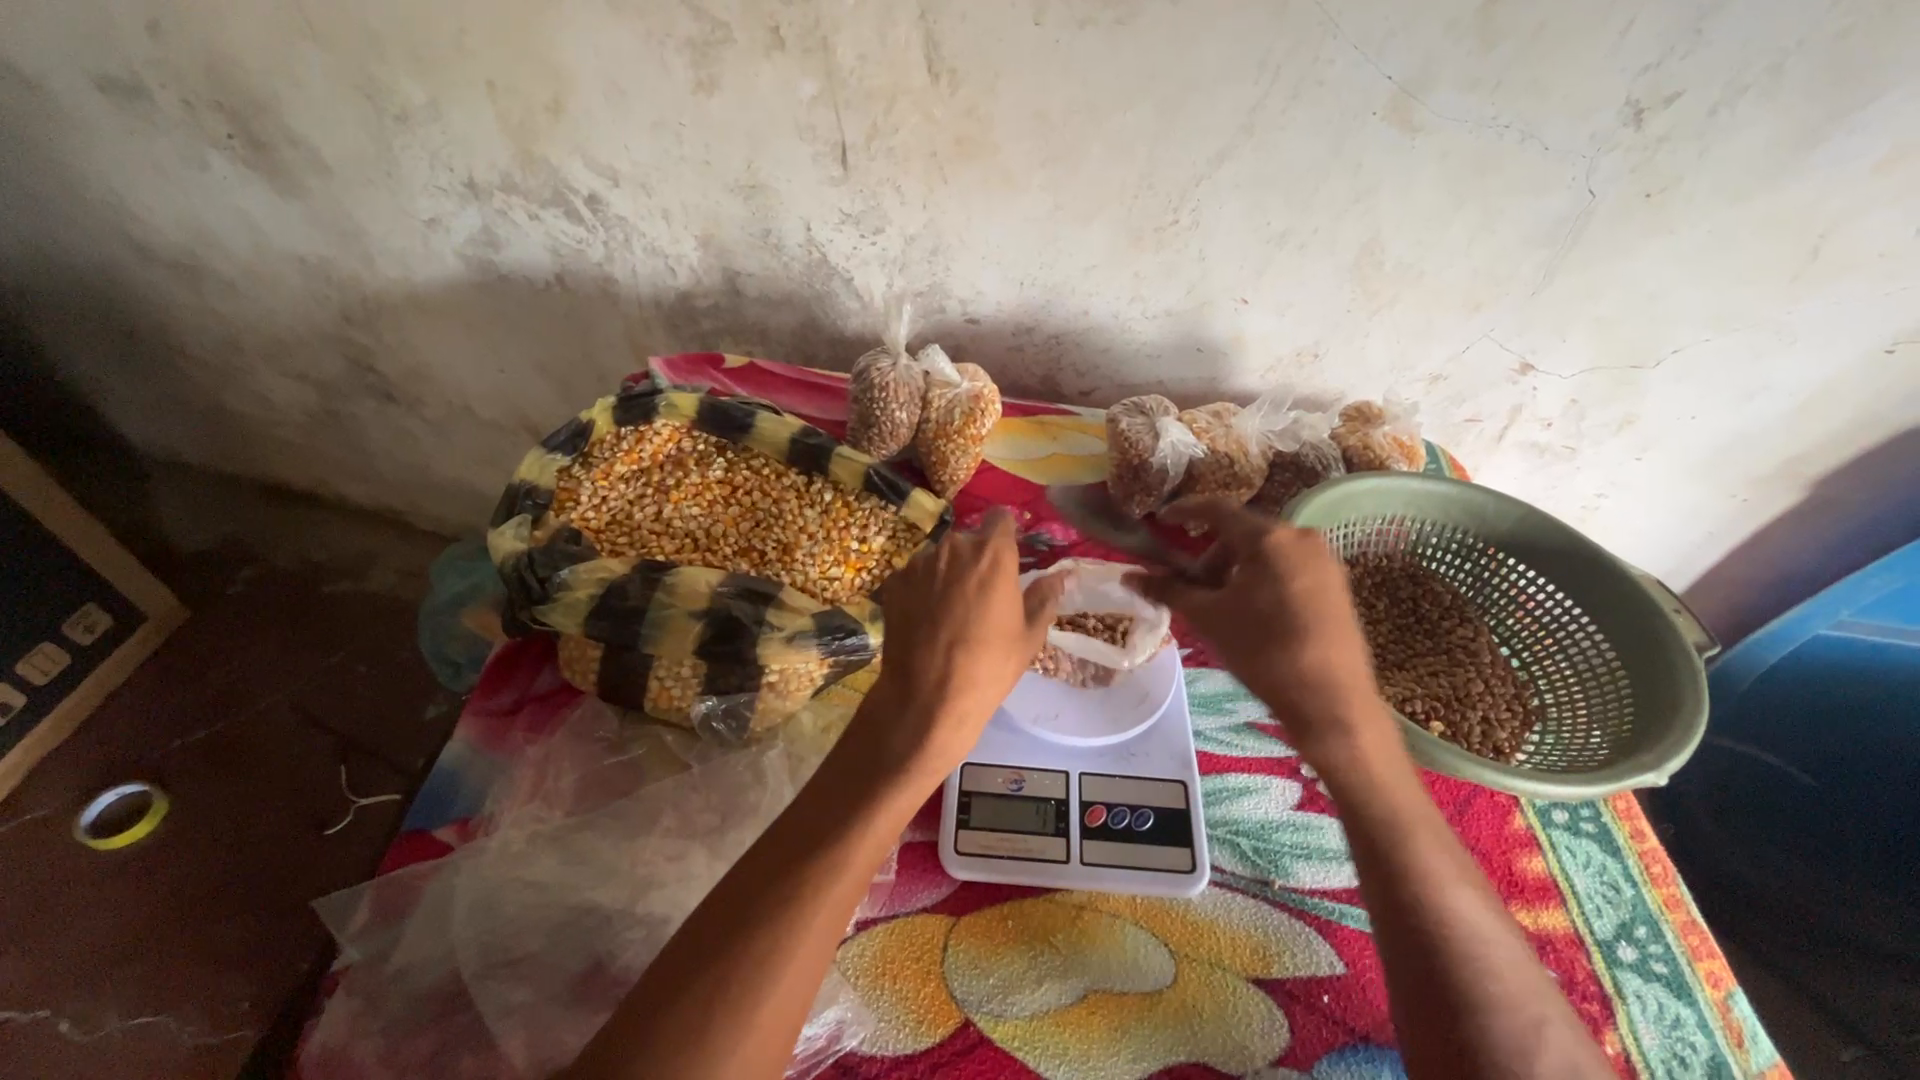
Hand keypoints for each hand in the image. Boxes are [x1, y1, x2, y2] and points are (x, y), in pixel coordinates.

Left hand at [847, 509, 1066, 785]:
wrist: (928, 696)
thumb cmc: (989, 666)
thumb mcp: (1028, 636)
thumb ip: (1045, 597)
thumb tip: (1062, 576)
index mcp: (993, 554)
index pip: (1001, 518)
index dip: (1005, 533)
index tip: (1007, 554)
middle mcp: (954, 547)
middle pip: (969, 540)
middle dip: (975, 559)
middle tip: (981, 594)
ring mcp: (919, 563)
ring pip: (939, 558)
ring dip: (947, 573)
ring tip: (950, 611)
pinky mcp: (894, 582)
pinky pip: (915, 576)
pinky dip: (922, 589)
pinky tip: (925, 620)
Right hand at [1125, 498, 1401, 772]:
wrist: (1330, 699)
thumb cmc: (1262, 651)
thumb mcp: (1208, 617)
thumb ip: (1168, 590)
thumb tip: (1130, 576)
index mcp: (1269, 537)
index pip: (1218, 509)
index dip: (1186, 511)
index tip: (1162, 519)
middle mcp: (1301, 537)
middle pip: (1244, 533)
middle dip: (1212, 555)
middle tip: (1191, 586)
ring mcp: (1325, 560)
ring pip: (1268, 552)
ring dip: (1237, 568)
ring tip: (1220, 604)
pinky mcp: (1338, 585)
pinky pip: (1290, 567)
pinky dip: (1262, 578)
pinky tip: (1252, 612)